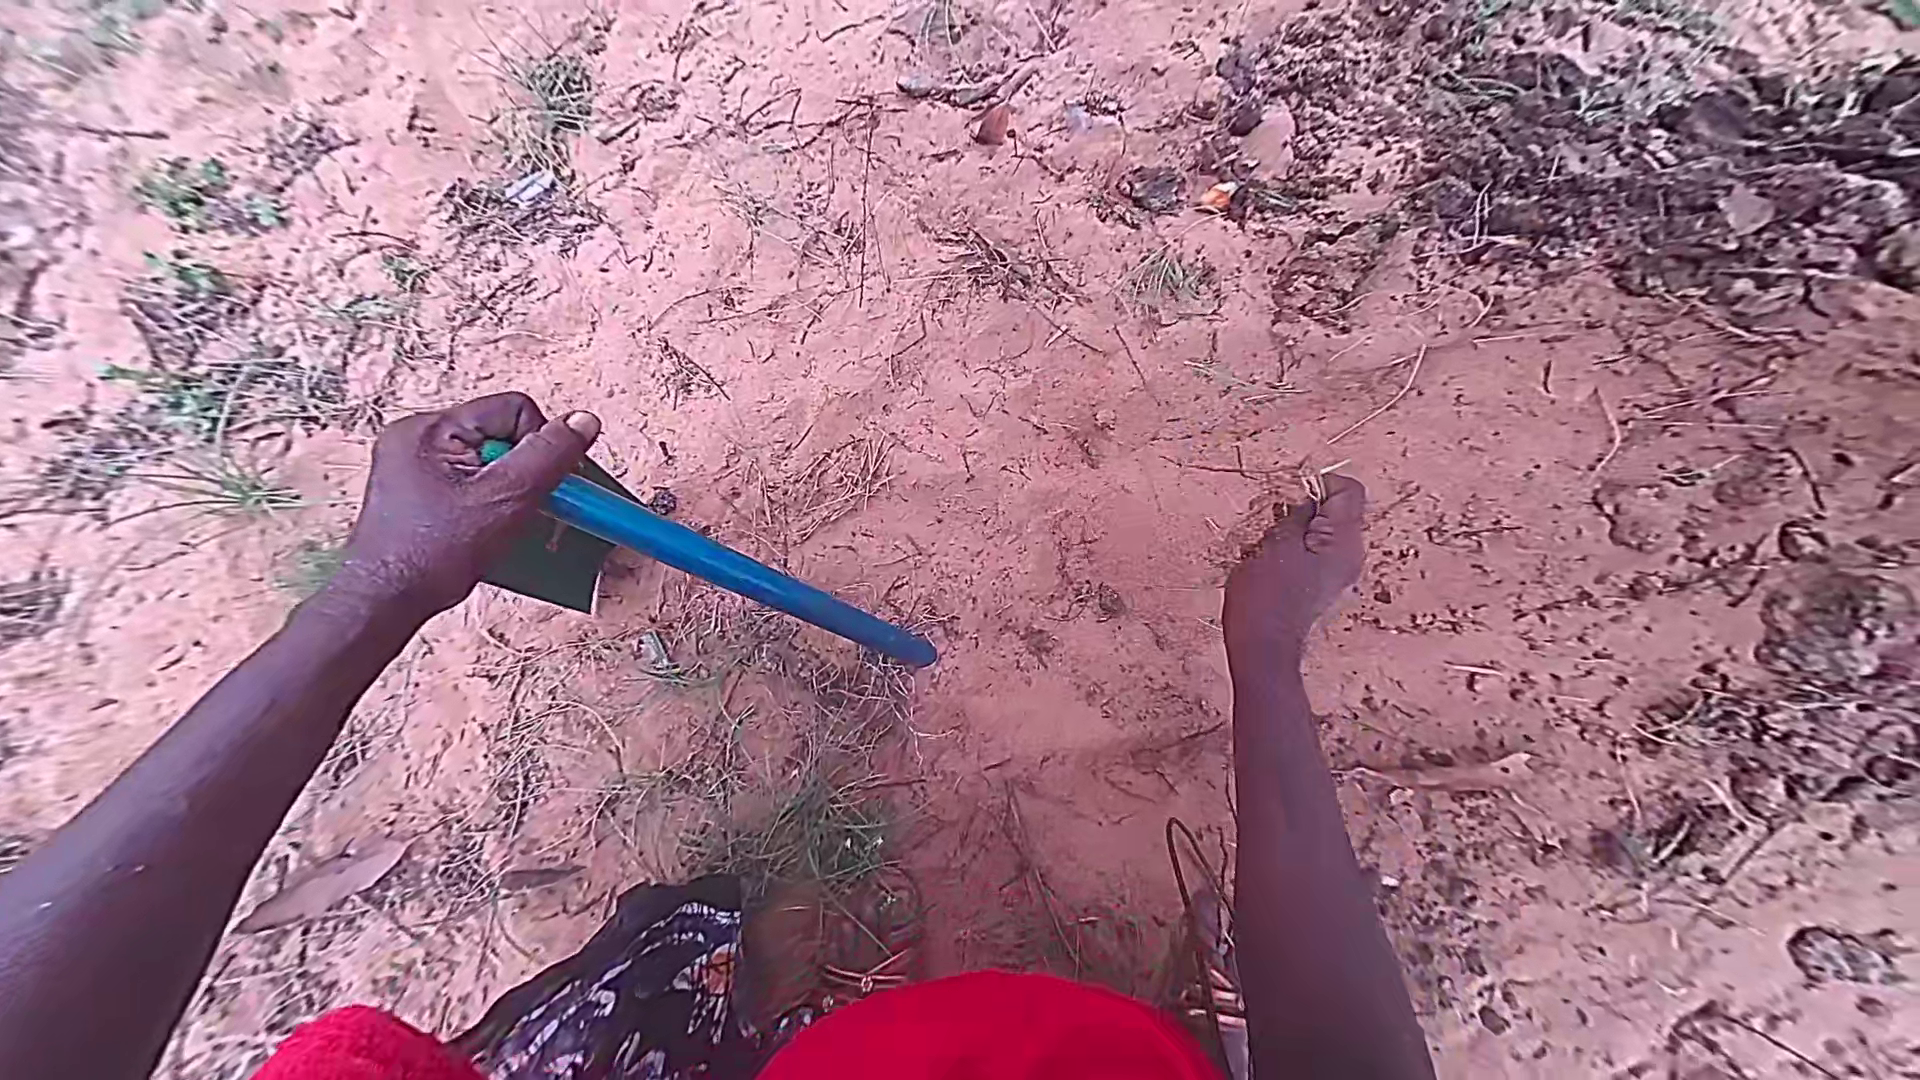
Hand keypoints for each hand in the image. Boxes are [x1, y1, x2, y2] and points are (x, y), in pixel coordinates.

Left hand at [331, 393, 600, 617]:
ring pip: (496, 456)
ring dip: (510, 484)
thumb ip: (551, 453)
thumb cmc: (437, 550)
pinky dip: (494, 495)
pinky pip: (479, 473)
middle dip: (523, 468)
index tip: (531, 483)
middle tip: (513, 502)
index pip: (515, 409)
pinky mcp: (423, 483)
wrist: (392, 596)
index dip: (538, 446)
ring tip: (495, 514)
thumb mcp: (509, 496)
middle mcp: (419, 436)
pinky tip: (484, 519)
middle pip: (506, 431)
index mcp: (431, 429)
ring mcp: (418, 460)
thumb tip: (584, 421)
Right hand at [1223, 475, 1366, 659]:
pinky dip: (1289, 548)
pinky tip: (1268, 562)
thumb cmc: (1265, 595)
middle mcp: (1350, 555)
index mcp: (1344, 542)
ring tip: (1264, 546)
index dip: (1317, 484)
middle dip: (1300, 509)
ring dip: (1289, 530)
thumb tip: (1307, 498)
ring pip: (1319, 532)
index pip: (1348, 490)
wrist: (1262, 644)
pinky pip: (1310, 552)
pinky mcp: (1321, 585)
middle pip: (1334, 511)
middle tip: (1269, 522)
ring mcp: (1337, 573)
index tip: (1287, 496)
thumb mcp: (1277, 545)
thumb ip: (1297, 516)